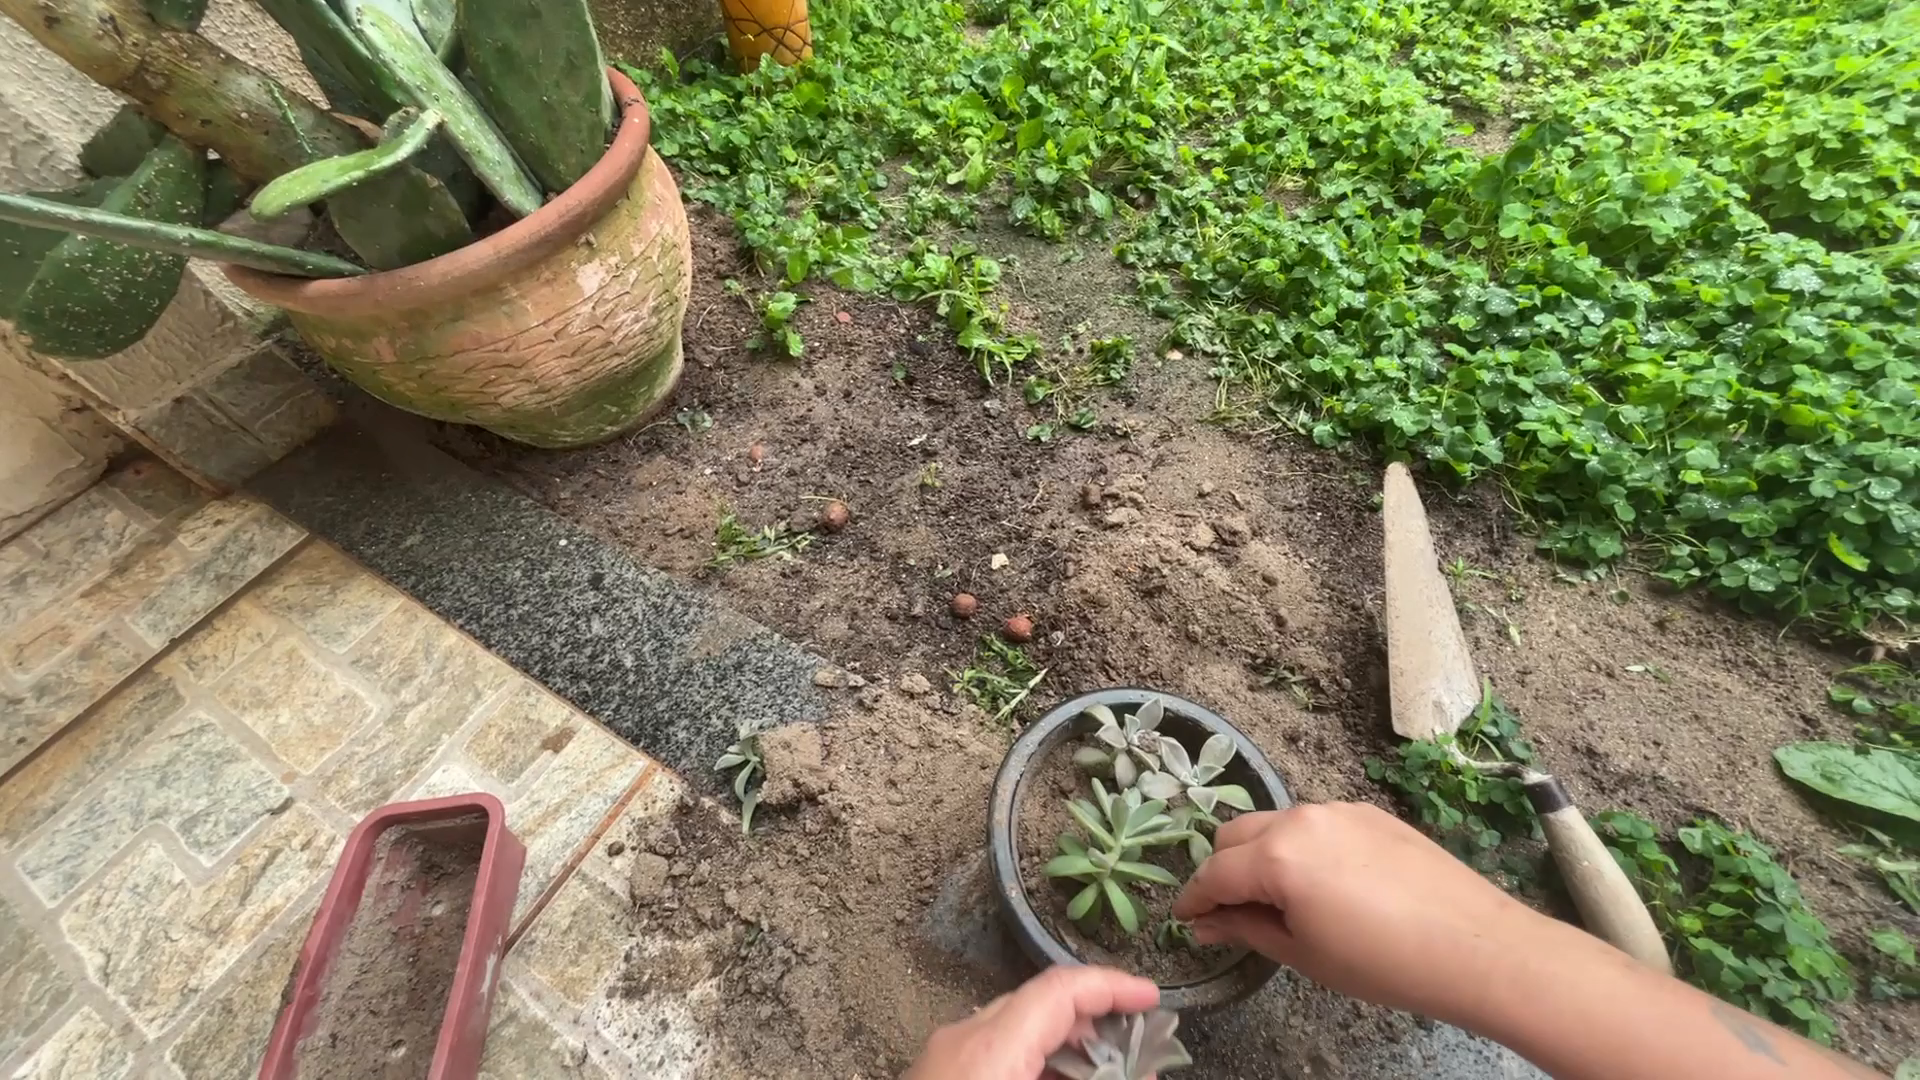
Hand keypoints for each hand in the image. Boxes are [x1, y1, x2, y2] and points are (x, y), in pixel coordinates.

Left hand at [902, 964, 1158, 1079]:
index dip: (1110, 986)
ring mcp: (944, 1061)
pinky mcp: (937, 1079)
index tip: (1153, 997)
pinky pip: (996, 1059)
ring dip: (1065, 1050)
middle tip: (1143, 1046)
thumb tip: (1140, 1075)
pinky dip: (1035, 1069)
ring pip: (1016, 1033)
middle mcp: (962, 1040)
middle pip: (1037, 1007)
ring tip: (1110, 1072)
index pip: (1057, 991)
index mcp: (988, 1049)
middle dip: (1093, 1021)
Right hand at [1171, 802, 1555, 1025]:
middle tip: (1232, 909)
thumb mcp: (1306, 955)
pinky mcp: (1365, 810)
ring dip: (1261, 854)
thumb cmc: (1385, 964)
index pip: (1215, 873)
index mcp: (1276, 857)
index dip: (1194, 898)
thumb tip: (1206, 925)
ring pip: (1272, 824)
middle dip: (1222, 869)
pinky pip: (1313, 822)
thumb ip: (1247, 930)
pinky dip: (1301, 846)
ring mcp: (1333, 809)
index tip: (1186, 918)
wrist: (1482, 949)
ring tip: (1285, 896)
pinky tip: (1331, 882)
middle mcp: (1296, 819)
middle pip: (1234, 834)